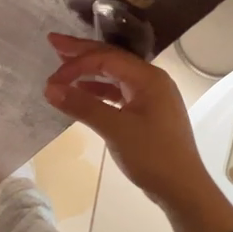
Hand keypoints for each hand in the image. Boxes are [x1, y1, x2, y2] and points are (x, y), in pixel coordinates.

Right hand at [43, 32, 232, 231]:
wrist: (182, 188)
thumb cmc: (152, 156)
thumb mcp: (115, 129)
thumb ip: (82, 106)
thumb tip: (50, 88)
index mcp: (149, 78)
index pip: (106, 59)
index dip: (76, 64)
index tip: (52, 79)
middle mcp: (152, 81)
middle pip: (111, 60)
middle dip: (81, 53)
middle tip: (53, 42)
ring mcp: (152, 97)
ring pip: (115, 76)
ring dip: (89, 72)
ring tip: (63, 66)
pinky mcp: (148, 113)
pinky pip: (120, 93)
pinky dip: (99, 91)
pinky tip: (82, 93)